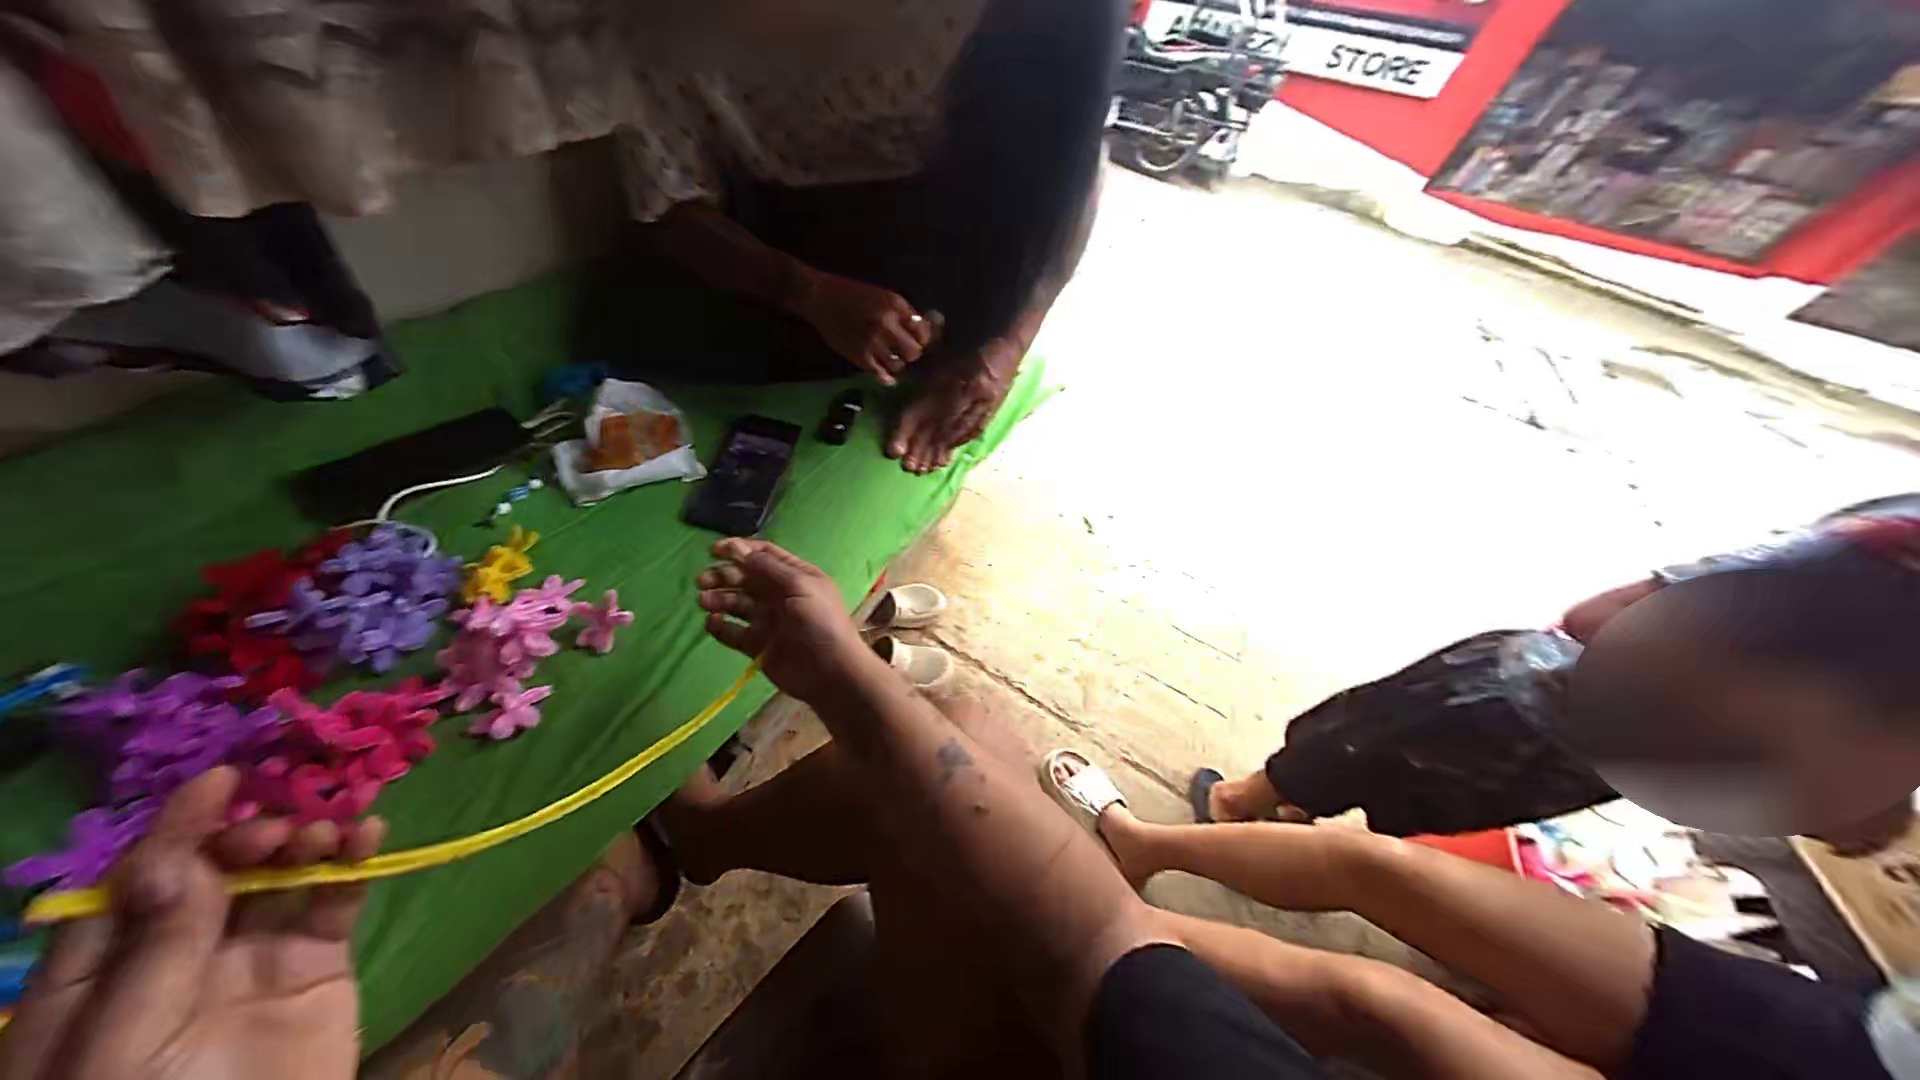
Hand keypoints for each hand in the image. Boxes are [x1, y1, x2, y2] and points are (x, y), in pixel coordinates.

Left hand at [0, 769, 383, 1079]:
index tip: (219, 780)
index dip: (172, 833)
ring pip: (280, 879)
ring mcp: (253, 958)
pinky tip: (368, 839)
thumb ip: (155, 951)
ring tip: (326, 834)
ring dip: (305, 844)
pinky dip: (353, 864)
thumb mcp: (126, 1047)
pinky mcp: (318, 961)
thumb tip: (178, 857)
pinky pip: (335, 901)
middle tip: (276, 831)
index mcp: (98, 986)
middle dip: (247, 839)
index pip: (132, 889)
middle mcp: (177, 960)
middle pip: (214, 876)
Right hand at [695, 539, 874, 702]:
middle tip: (702, 581)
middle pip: (745, 578)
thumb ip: (768, 567)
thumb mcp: (800, 586)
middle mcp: (779, 595)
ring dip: (718, 599)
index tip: (713, 550)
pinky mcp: (757, 644)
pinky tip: (712, 622)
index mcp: (795, 576)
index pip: (764, 555)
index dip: (739, 550)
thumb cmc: (821, 622)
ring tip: (704, 601)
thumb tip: (738, 548)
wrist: (831, 671)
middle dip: (723, 576)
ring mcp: (767, 620)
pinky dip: (719, 626)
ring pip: (736, 603)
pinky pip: (732, 632)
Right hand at [793, 271, 933, 385]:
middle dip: (913, 353)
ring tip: (892, 358)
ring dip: (898, 363)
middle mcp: (886, 324)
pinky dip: (887, 377)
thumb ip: (903, 313)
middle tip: (906, 351)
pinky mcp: (860, 356)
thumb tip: (925, 329)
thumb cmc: (851, 293)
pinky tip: (888, 377)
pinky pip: (881, 374)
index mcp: (894, 306)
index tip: (919, 339)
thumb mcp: (882, 295)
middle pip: (914, 351)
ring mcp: (873, 343)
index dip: (924, 338)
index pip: (923, 331)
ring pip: (899, 365)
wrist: (819, 298)